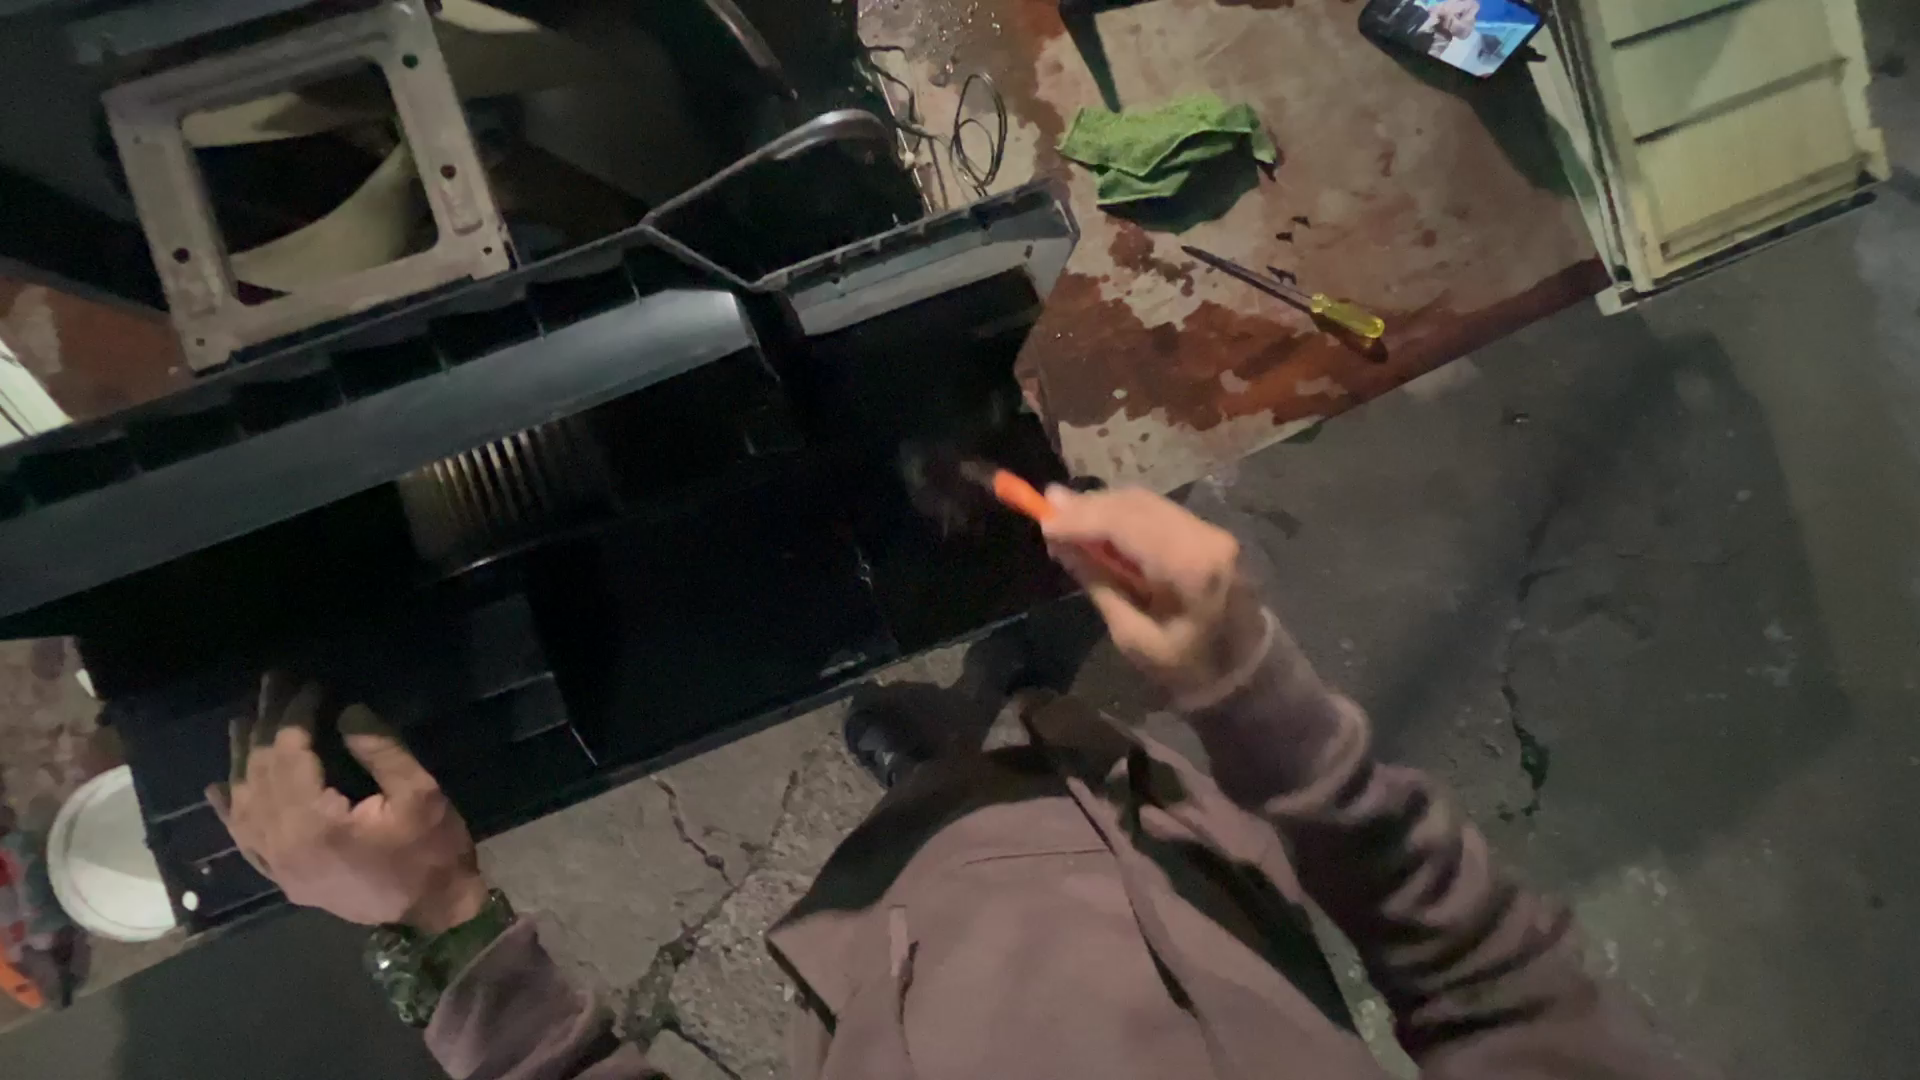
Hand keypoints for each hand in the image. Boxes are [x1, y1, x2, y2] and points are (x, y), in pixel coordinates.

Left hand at [208, 675, 486, 932]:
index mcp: (311, 823)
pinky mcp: (281, 875)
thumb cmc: (432, 849)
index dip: (295, 716)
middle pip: (259, 775)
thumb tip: (347, 712)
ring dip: (242, 758)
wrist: (433, 910)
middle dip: (265, 725)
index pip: (289, 756)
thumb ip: (382, 752)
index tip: (311, 684)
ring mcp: (274, 863)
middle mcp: (278, 843)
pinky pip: (242, 837)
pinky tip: (220, 786)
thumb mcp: (421, 793)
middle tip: (273, 684)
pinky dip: (228, 808)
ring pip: (243, 804)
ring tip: (244, 720)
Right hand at [1041, 486, 1269, 705]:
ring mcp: (1210, 530)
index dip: (1080, 518)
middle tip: (1046, 509)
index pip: (1125, 524)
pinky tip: (1096, 524)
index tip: (1043, 521)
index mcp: (1190, 567)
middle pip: (1134, 505)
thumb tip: (1060, 543)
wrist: (1246, 673)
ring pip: (1144, 503)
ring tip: (1064, 516)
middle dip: (1087, 506)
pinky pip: (1156, 512)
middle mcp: (1204, 536)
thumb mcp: (1132, 636)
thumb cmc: (1187, 666)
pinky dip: (1121, 515)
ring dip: (1102, 507)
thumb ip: (1098, 582)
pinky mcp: (1207, 532)